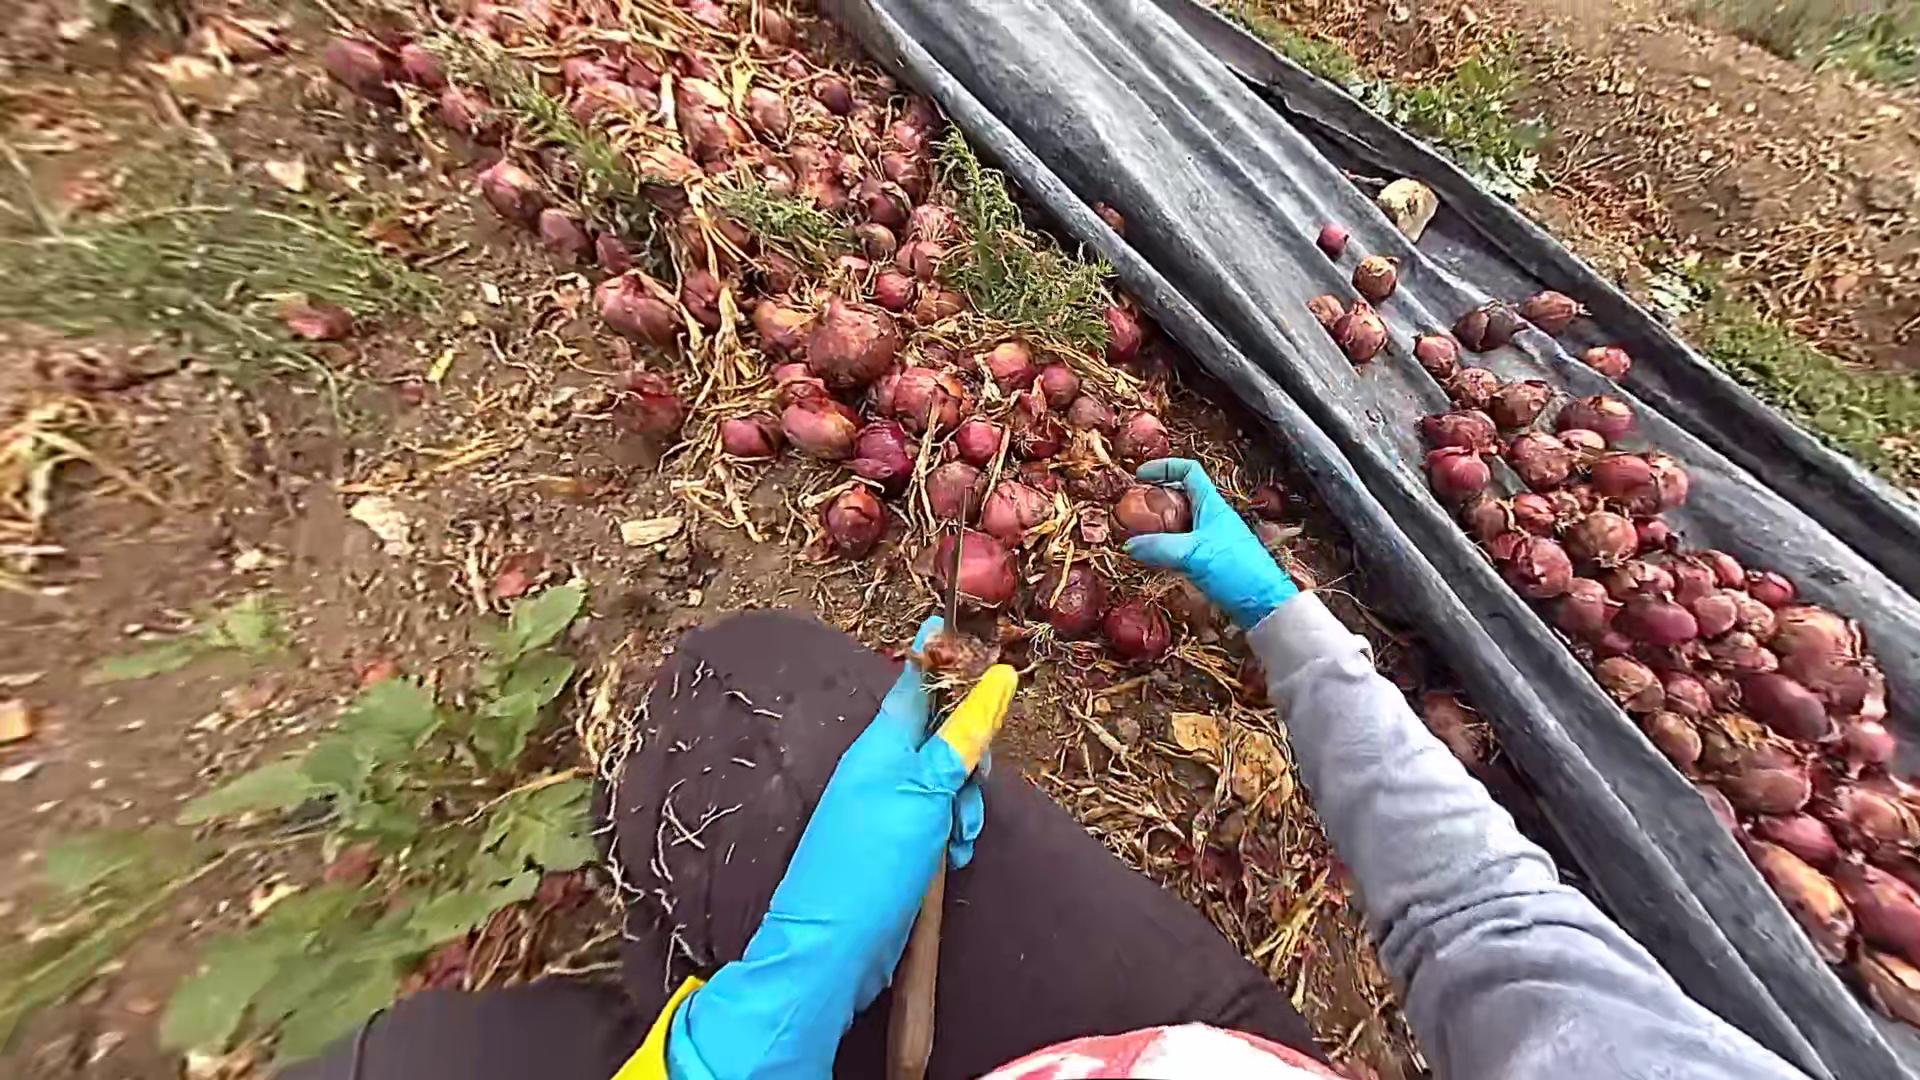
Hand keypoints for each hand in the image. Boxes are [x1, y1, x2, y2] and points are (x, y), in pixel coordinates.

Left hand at [668, 617, 1011, 1079]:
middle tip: (975, 782)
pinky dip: (951, 831)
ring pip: (949, 778)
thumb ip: (962, 736)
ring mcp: (892, 801)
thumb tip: (998, 679)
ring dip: (964, 804)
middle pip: (944, 732)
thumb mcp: (926, 790)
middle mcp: (886, 763)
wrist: (830, 951)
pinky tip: (949, 857)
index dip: (937, 653)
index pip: (916, 680)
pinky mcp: (900, 836)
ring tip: (956, 837)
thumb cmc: (873, 859)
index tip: (956, 628)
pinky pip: (940, 816)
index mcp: (885, 740)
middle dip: (970, 755)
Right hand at [1123, 459, 1298, 627]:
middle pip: (1179, 495)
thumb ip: (1159, 547)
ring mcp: (1210, 537)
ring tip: (1137, 532)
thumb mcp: (1193, 554)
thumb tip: (1129, 545)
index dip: (1164, 467)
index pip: (1189, 471)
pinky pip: (1179, 543)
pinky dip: (1163, 544)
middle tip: (1134, 507)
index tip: (1141, 475)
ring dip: (1157, 523)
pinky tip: (1152, 555)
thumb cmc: (1236, 570)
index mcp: (1212, 505)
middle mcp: (1211, 517)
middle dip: (1155, 497)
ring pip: (1178, 521)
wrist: (1264, 605)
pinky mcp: (1208, 558)